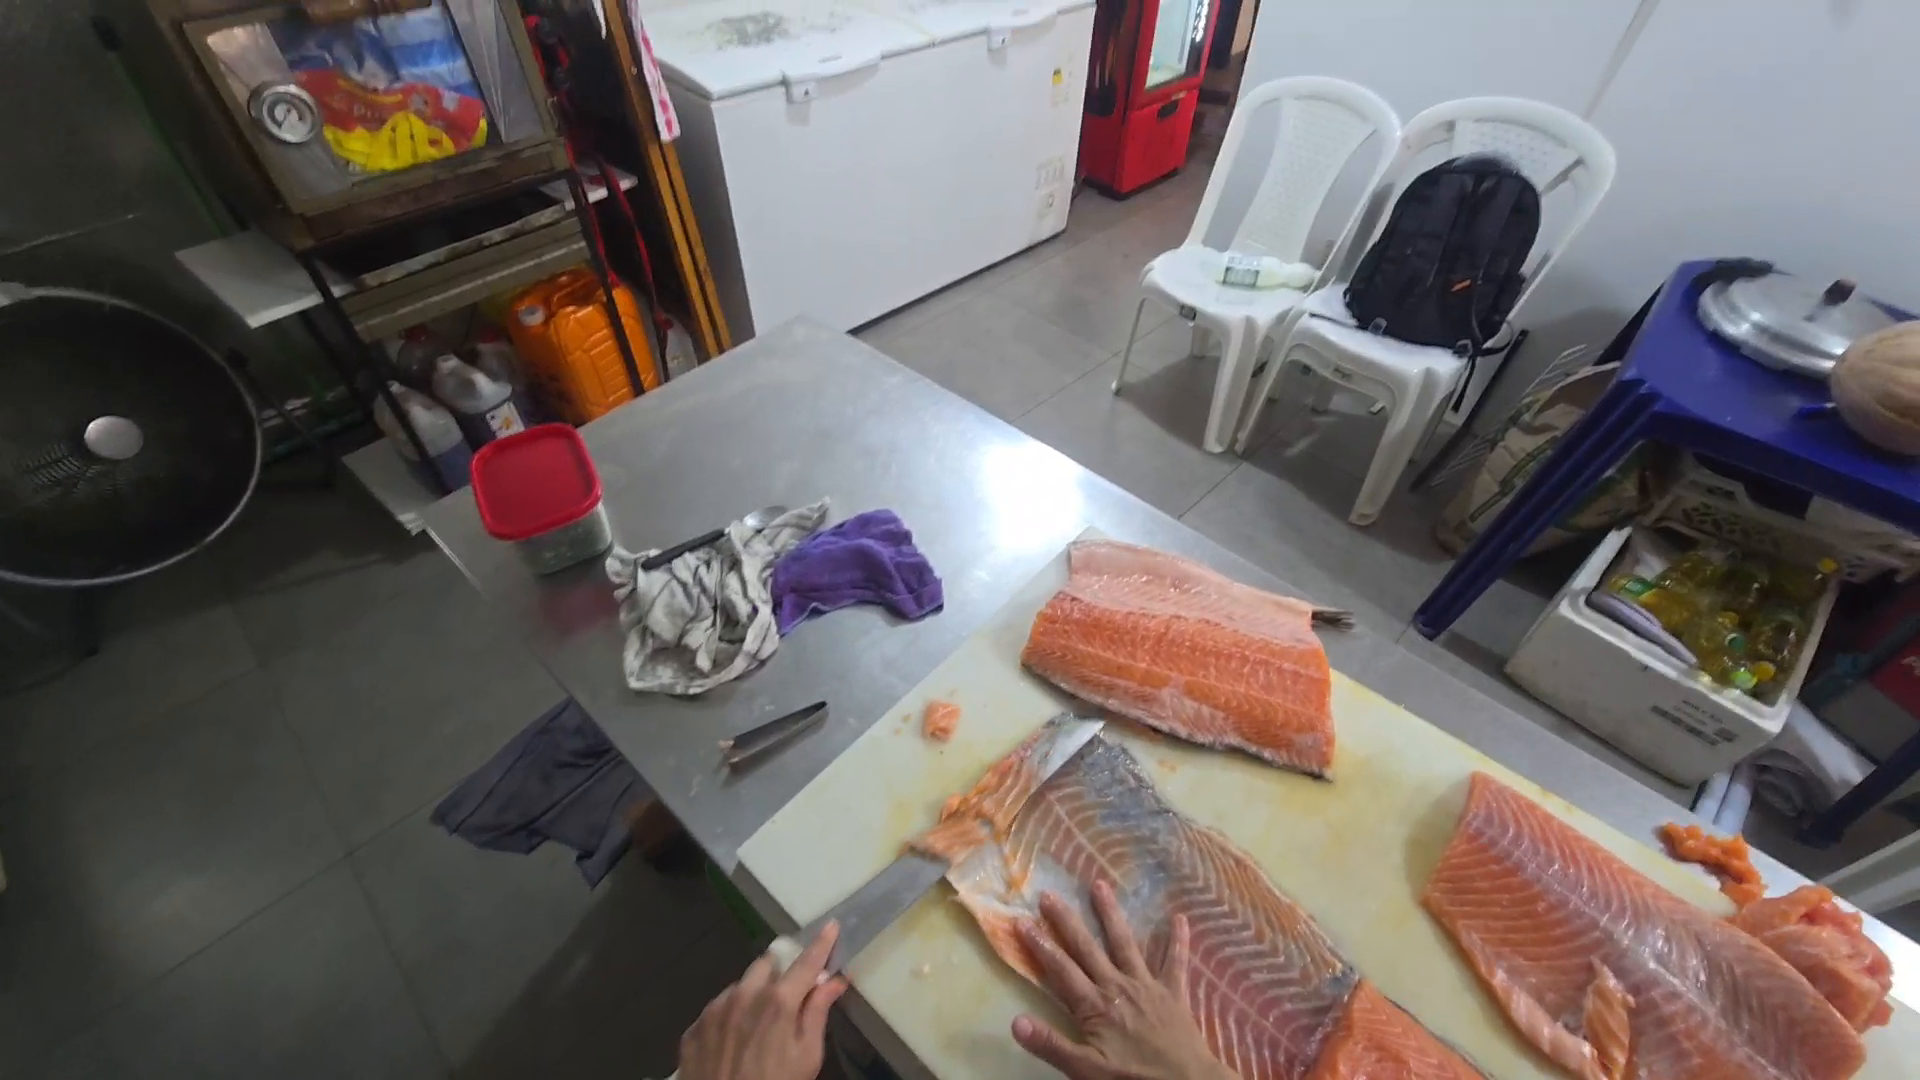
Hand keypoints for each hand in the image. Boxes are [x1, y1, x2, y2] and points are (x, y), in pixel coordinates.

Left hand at [678, 922, 849, 1079]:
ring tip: (757, 1023)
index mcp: (779, 1001)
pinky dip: (730, 1013)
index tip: (831, 926)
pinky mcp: (695, 1027)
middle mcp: (745, 994)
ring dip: (754, 992)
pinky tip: (734, 1039)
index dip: (822, 943)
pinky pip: (718, 1006)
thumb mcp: (807, 1057)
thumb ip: (818, 1013)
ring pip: (741, 983)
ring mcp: (716, 1009)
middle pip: (768, 963)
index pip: (807, 960)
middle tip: (787, 996)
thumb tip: (834, 980)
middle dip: (781, 972)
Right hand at [1011, 882, 1235, 1079]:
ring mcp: (1146, 985)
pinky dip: (1178, 940)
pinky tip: (1180, 917)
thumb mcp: (1086, 1071)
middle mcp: (1117, 986)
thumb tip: (1015, 1021)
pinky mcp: (1173, 992)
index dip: (1039, 945)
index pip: (1060, 969)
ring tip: (1100, 884)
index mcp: (1094, 1005)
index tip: (1021, 919)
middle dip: (1066, 921)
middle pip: (1086, 948)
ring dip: (1111, 914)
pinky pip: (1176, 962)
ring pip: (1124, 943)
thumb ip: (1051, 1044)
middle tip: (1049, 894)